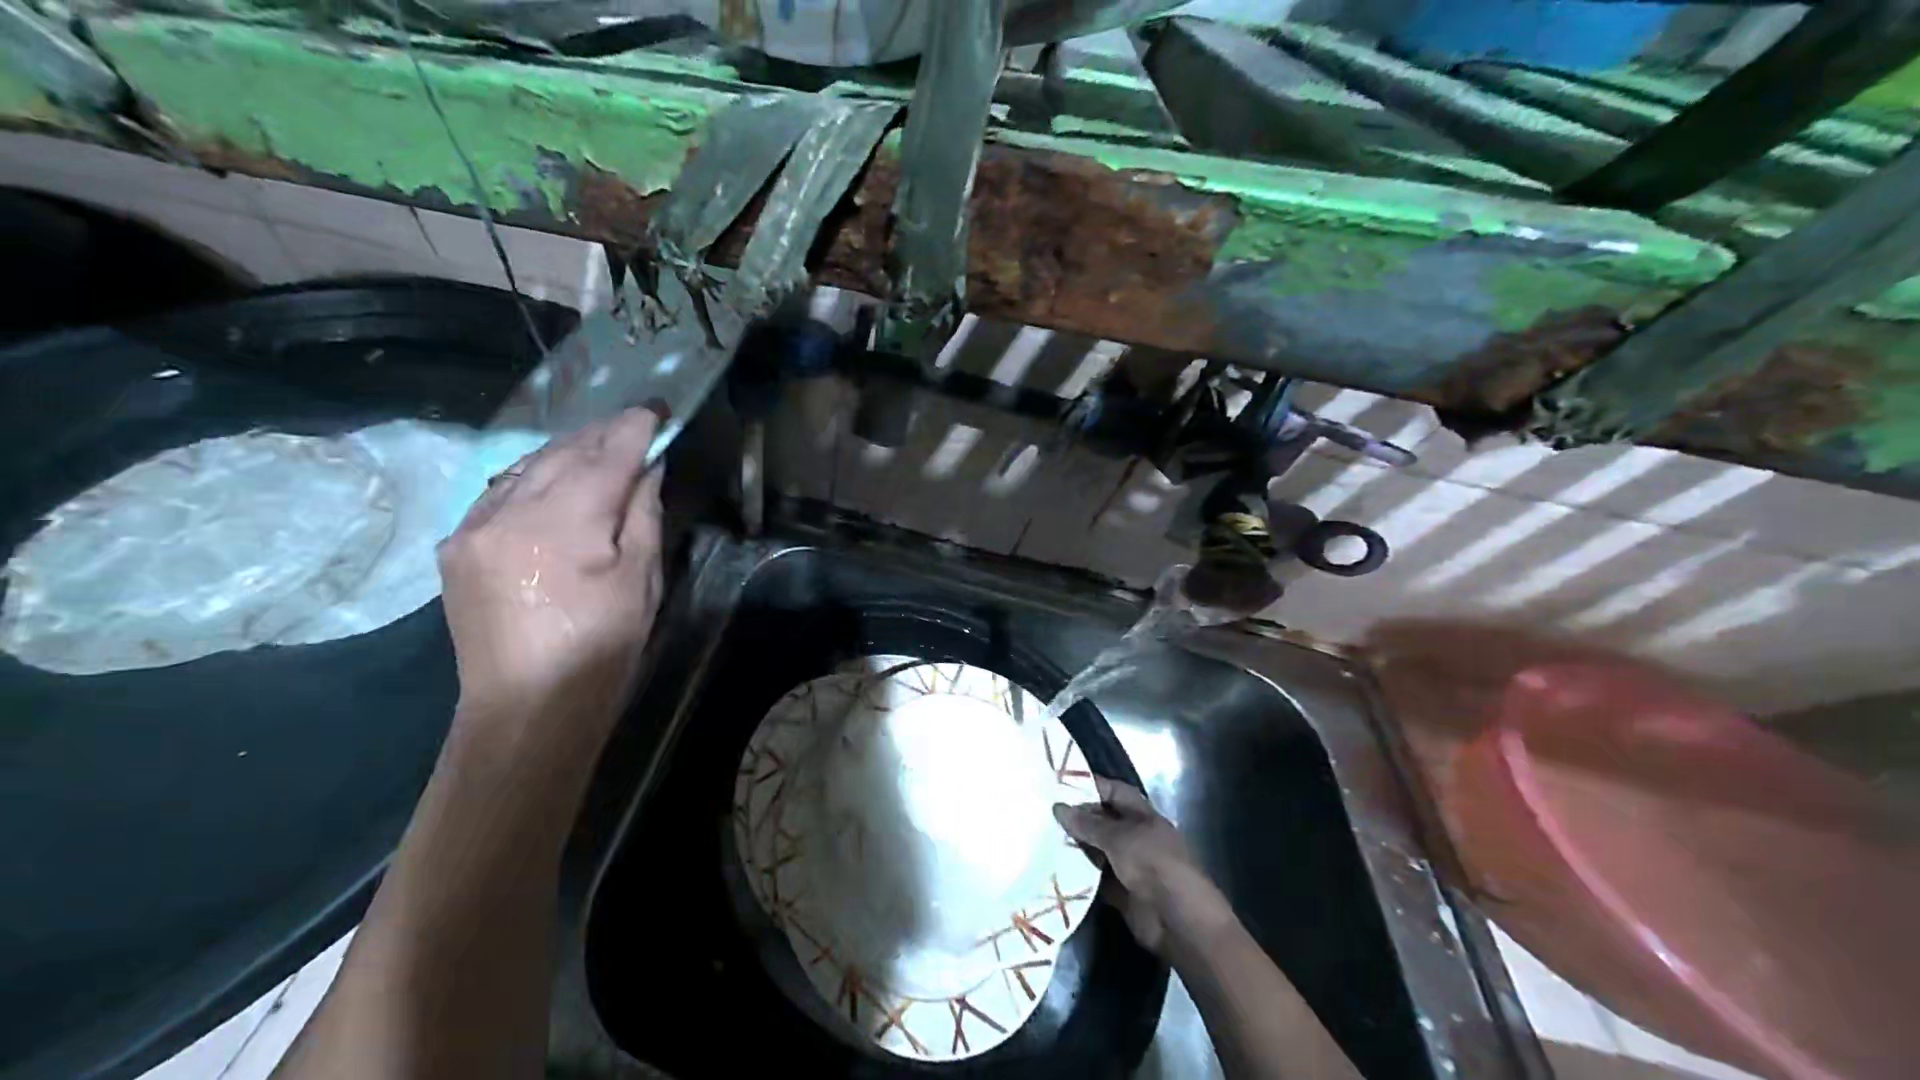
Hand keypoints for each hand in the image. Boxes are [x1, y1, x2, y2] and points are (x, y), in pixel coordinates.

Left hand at [437, 407, 664, 741]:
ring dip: (565, 452)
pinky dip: (532, 478)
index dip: (635, 428)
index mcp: (567, 523)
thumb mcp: (642, 580)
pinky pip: (498, 492)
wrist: (529, 705)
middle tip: (634, 424)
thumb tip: (647, 466)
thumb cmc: (603, 647)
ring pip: (525, 467)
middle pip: (563, 453)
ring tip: (598, 446)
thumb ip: (643, 513)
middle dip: (602, 435)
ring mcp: (475, 526)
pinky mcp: (455, 545)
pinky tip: (550, 480)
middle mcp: (512, 511)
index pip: (607, 455)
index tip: (658, 409)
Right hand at [1054, 777, 1232, 958]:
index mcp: (1142, 816)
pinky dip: (1078, 874)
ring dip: (1074, 846)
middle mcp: (1135, 837)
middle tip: (1043, 812)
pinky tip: (1053, 867)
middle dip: (1077, 818)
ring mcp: (1128, 865)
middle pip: (1103, 821)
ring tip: (1042, 837)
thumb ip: (1088, 824)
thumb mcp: (1119, 837)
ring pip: (1096, 850)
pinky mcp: (1120, 892)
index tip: (1060, 784)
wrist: (1177, 919)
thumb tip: (1059, 807)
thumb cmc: (1153, 864)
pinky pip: (1095, 878)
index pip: (1114, 792)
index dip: (1090, 786)